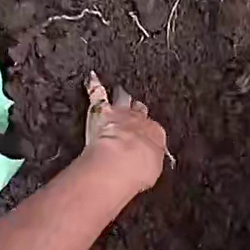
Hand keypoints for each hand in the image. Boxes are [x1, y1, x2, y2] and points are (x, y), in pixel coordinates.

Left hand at [80, 72, 166, 196]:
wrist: (123, 159)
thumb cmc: (140, 168)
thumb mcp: (152, 171)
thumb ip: (149, 164)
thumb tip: (146, 166)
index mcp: (156, 134)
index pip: (155, 131)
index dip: (148, 134)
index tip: (145, 139)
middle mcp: (140, 120)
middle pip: (140, 112)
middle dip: (138, 113)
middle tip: (136, 113)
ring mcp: (120, 113)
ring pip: (124, 99)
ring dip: (122, 97)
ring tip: (121, 92)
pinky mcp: (102, 111)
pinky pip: (98, 94)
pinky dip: (95, 86)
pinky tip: (92, 79)